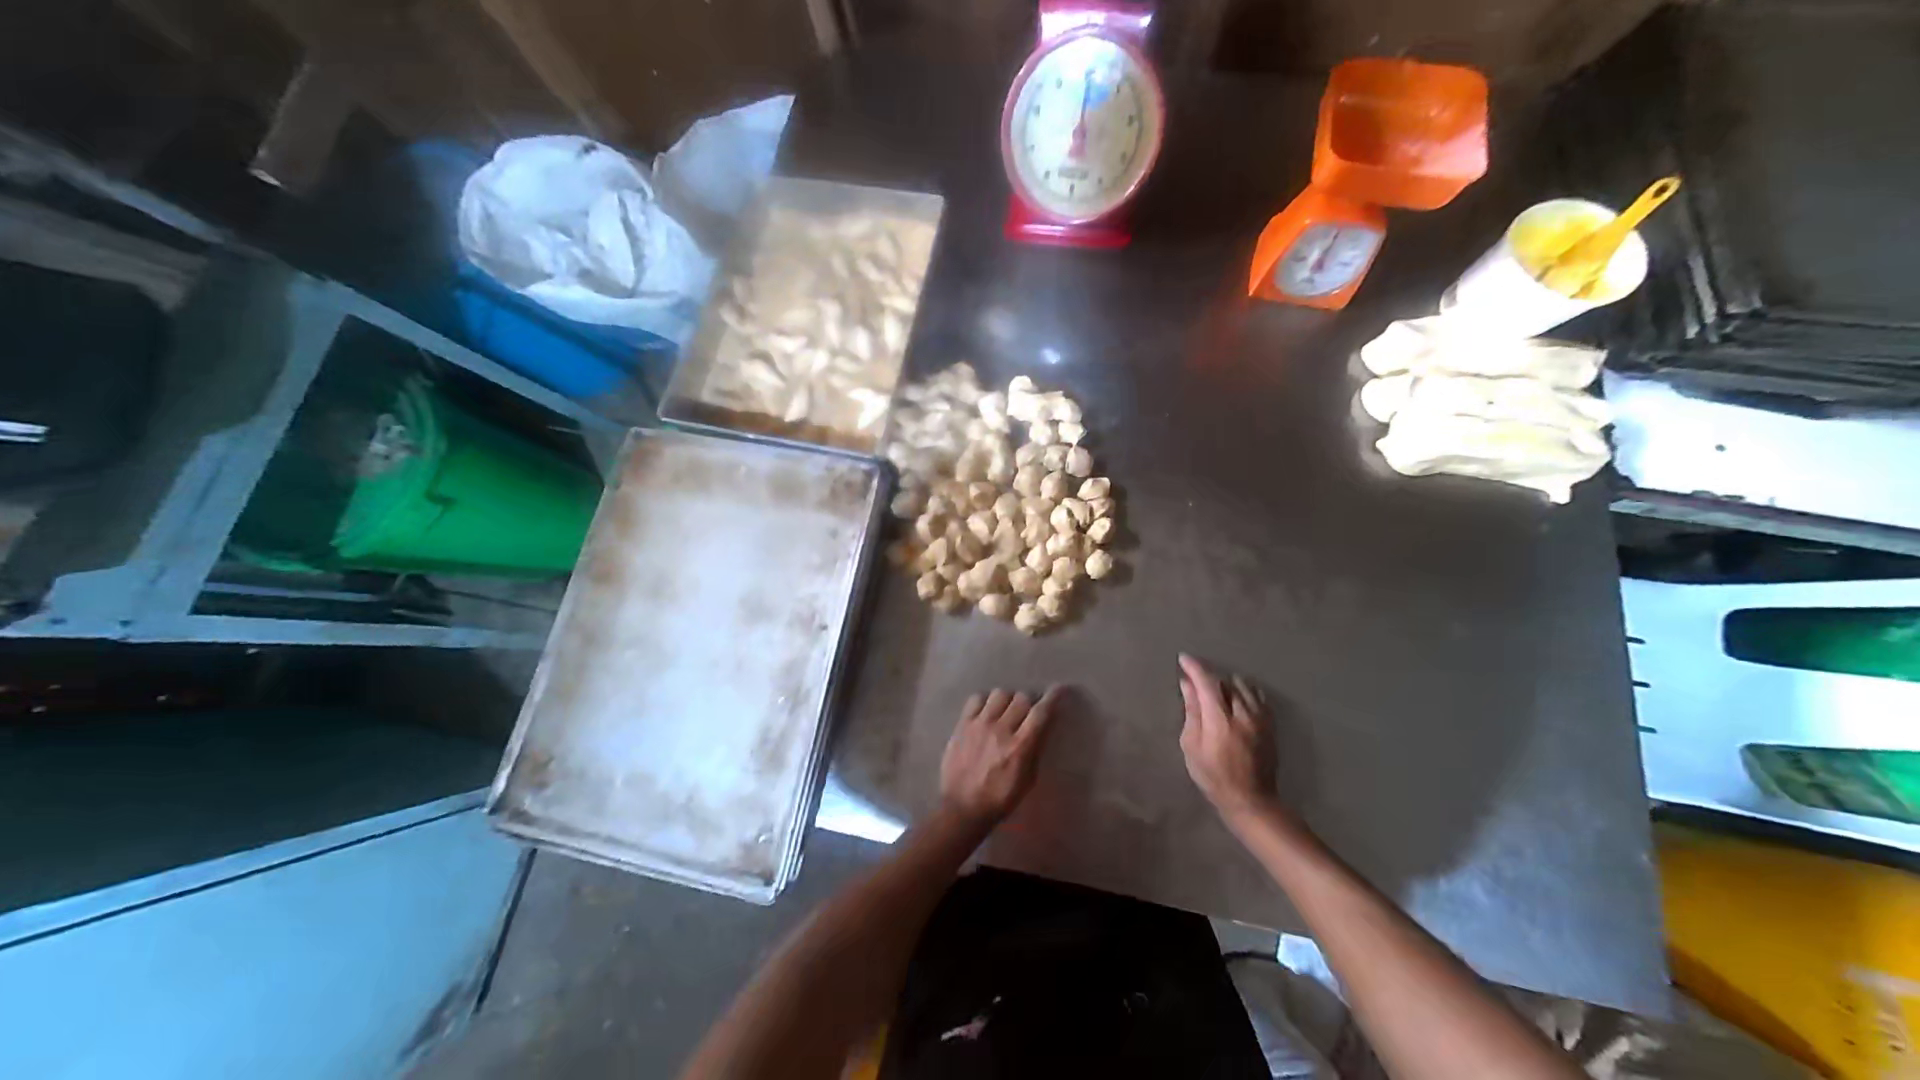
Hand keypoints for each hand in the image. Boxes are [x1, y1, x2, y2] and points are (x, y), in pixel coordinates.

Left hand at [939, 687, 1061, 829]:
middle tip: (1028, 712)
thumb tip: (1040, 727)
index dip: (1053, 697)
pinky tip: (987, 712)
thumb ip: (1034, 750)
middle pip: (1022, 698)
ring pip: (1001, 694)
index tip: (1059, 689)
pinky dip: (986, 701)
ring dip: (1008, 700)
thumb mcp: (1028, 780)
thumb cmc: (1001, 798)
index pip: (1041, 713)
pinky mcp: (963, 724)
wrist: (963, 807)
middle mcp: (1001, 730)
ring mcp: (980, 725)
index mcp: (1020, 747)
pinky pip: (977, 698)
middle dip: (1030, 702)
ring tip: (1006, 711)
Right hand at [1178, 654, 1281, 822]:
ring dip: (1228, 684)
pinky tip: (1239, 699)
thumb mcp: (1192, 746)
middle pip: (1226, 682)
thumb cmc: (1213, 776)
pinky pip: (1259, 697)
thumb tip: (1187, 684)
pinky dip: (1246, 692)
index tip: (1183, 659)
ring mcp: (1260, 718)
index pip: (1207, 682)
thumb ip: (1192, 712)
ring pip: (1244, 687)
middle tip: (1197, 684)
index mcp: (1220, 720)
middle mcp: (1243, 713)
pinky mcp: (1270, 725)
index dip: (1194, 667)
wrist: (1251, 799)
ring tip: (1218, 692)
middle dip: (1210, 679)